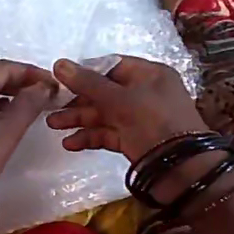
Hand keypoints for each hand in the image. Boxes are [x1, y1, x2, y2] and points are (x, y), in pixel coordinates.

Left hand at [0, 59, 60, 194]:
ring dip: (0, 87)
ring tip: (25, 99)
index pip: (2, 67)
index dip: (29, 72)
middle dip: (15, 77)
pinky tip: (2, 111)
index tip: (51, 83)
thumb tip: (44, 87)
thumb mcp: (6, 134)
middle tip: (39, 89)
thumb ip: (27, 105)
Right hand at [45, 56, 207, 161]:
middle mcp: (145, 94)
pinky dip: (90, 137)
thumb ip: (89, 83)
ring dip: (79, 119)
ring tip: (52, 125)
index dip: (86, 72)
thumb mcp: (121, 100)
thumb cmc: (155, 124)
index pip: (113, 66)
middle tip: (52, 107)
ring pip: (104, 114)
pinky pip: (108, 134)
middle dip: (78, 100)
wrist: (182, 170)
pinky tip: (70, 144)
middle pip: (105, 92)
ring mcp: (140, 119)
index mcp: (150, 75)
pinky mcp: (134, 141)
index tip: (61, 80)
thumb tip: (58, 64)